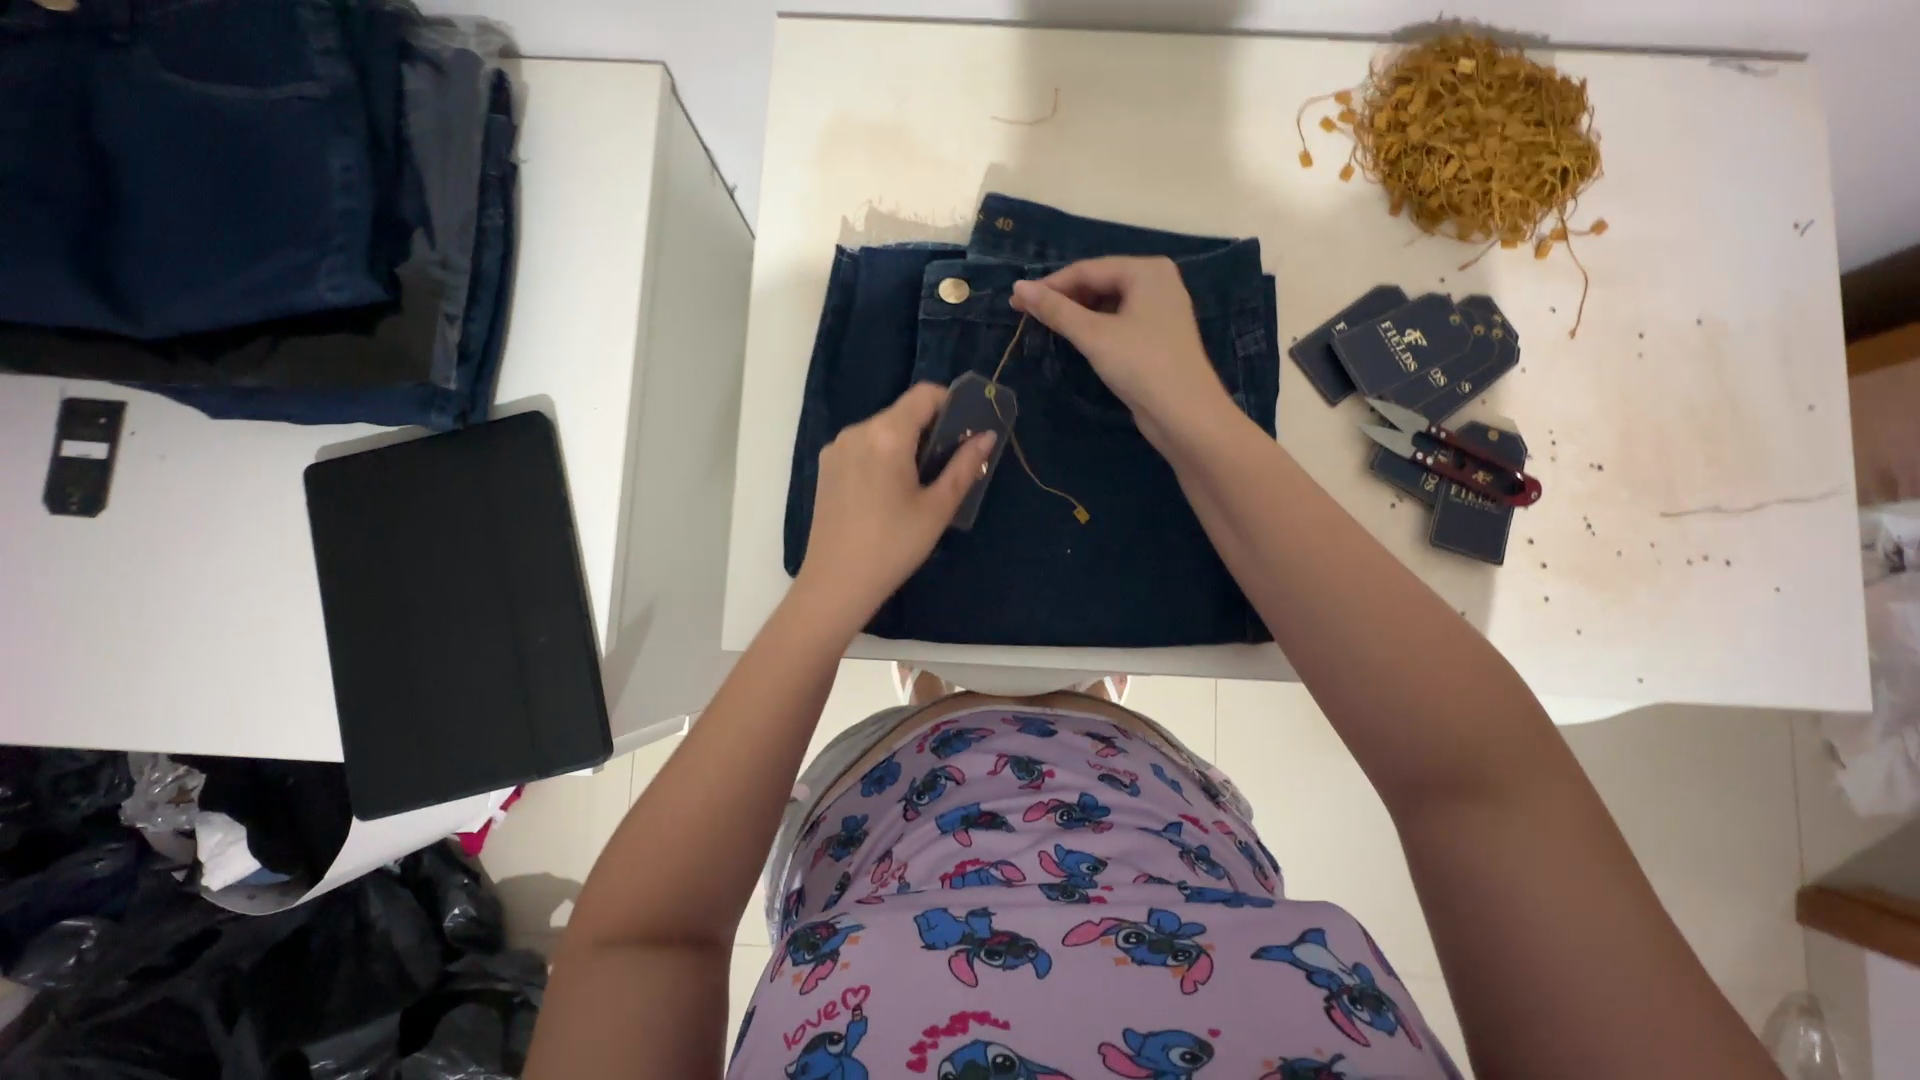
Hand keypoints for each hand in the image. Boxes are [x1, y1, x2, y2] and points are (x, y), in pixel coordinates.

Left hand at [797, 383, 996, 624]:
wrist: (836, 583)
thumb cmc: (893, 546)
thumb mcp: (937, 508)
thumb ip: (963, 466)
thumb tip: (985, 436)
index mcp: (886, 435)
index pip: (924, 395)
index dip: (951, 403)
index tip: (968, 430)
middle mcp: (857, 431)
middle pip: (902, 413)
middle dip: (931, 430)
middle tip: (951, 464)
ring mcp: (837, 449)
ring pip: (882, 431)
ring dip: (907, 445)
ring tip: (922, 484)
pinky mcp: (827, 468)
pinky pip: (864, 448)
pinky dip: (884, 457)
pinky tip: (892, 493)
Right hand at [1010, 256, 1233, 447]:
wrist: (1185, 414)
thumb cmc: (1140, 365)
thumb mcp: (1093, 335)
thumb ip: (1055, 310)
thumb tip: (1018, 288)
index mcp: (1146, 270)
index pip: (1087, 269)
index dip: (1049, 285)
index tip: (1016, 301)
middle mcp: (1157, 281)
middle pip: (1099, 282)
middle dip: (1064, 298)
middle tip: (1027, 315)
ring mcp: (1160, 309)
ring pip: (1108, 303)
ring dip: (1077, 313)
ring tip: (1047, 326)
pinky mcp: (1158, 335)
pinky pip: (1119, 320)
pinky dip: (1096, 326)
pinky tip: (1077, 338)